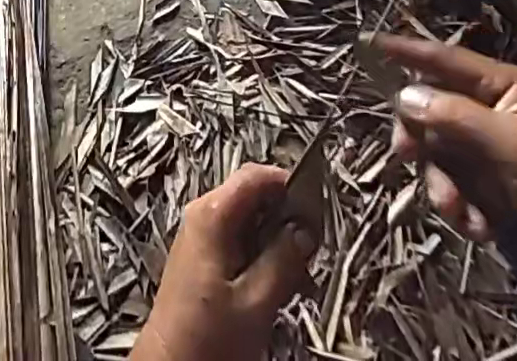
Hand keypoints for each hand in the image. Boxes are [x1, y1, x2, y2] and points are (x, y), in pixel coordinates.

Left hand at [133, 163, 316, 360]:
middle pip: (251, 195)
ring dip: (275, 238)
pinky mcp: (202, 254)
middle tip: (311, 247)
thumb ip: (282, 261)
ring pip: (247, 219)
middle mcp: (202, 215)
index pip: (253, 176)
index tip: (315, 203)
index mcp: (211, 215)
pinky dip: (260, 251)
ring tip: (299, 274)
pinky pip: (237, 238)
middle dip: (284, 217)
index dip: (286, 183)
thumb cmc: (206, 339)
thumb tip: (304, 230)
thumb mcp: (254, 304)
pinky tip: (276, 282)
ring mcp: (200, 234)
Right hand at [372, 34, 516, 296]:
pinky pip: (460, 190)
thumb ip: (455, 118)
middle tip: (408, 157)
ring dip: (443, 186)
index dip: (405, 52)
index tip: (367, 44)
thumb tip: (404, 94)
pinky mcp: (497, 191)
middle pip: (431, 113)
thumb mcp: (516, 147)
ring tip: (461, 215)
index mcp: (502, 88)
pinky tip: (482, 230)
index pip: (443, 60)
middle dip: (420, 141)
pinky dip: (463, 210)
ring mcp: (493, 154)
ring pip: (441, 157)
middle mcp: (491, 114)